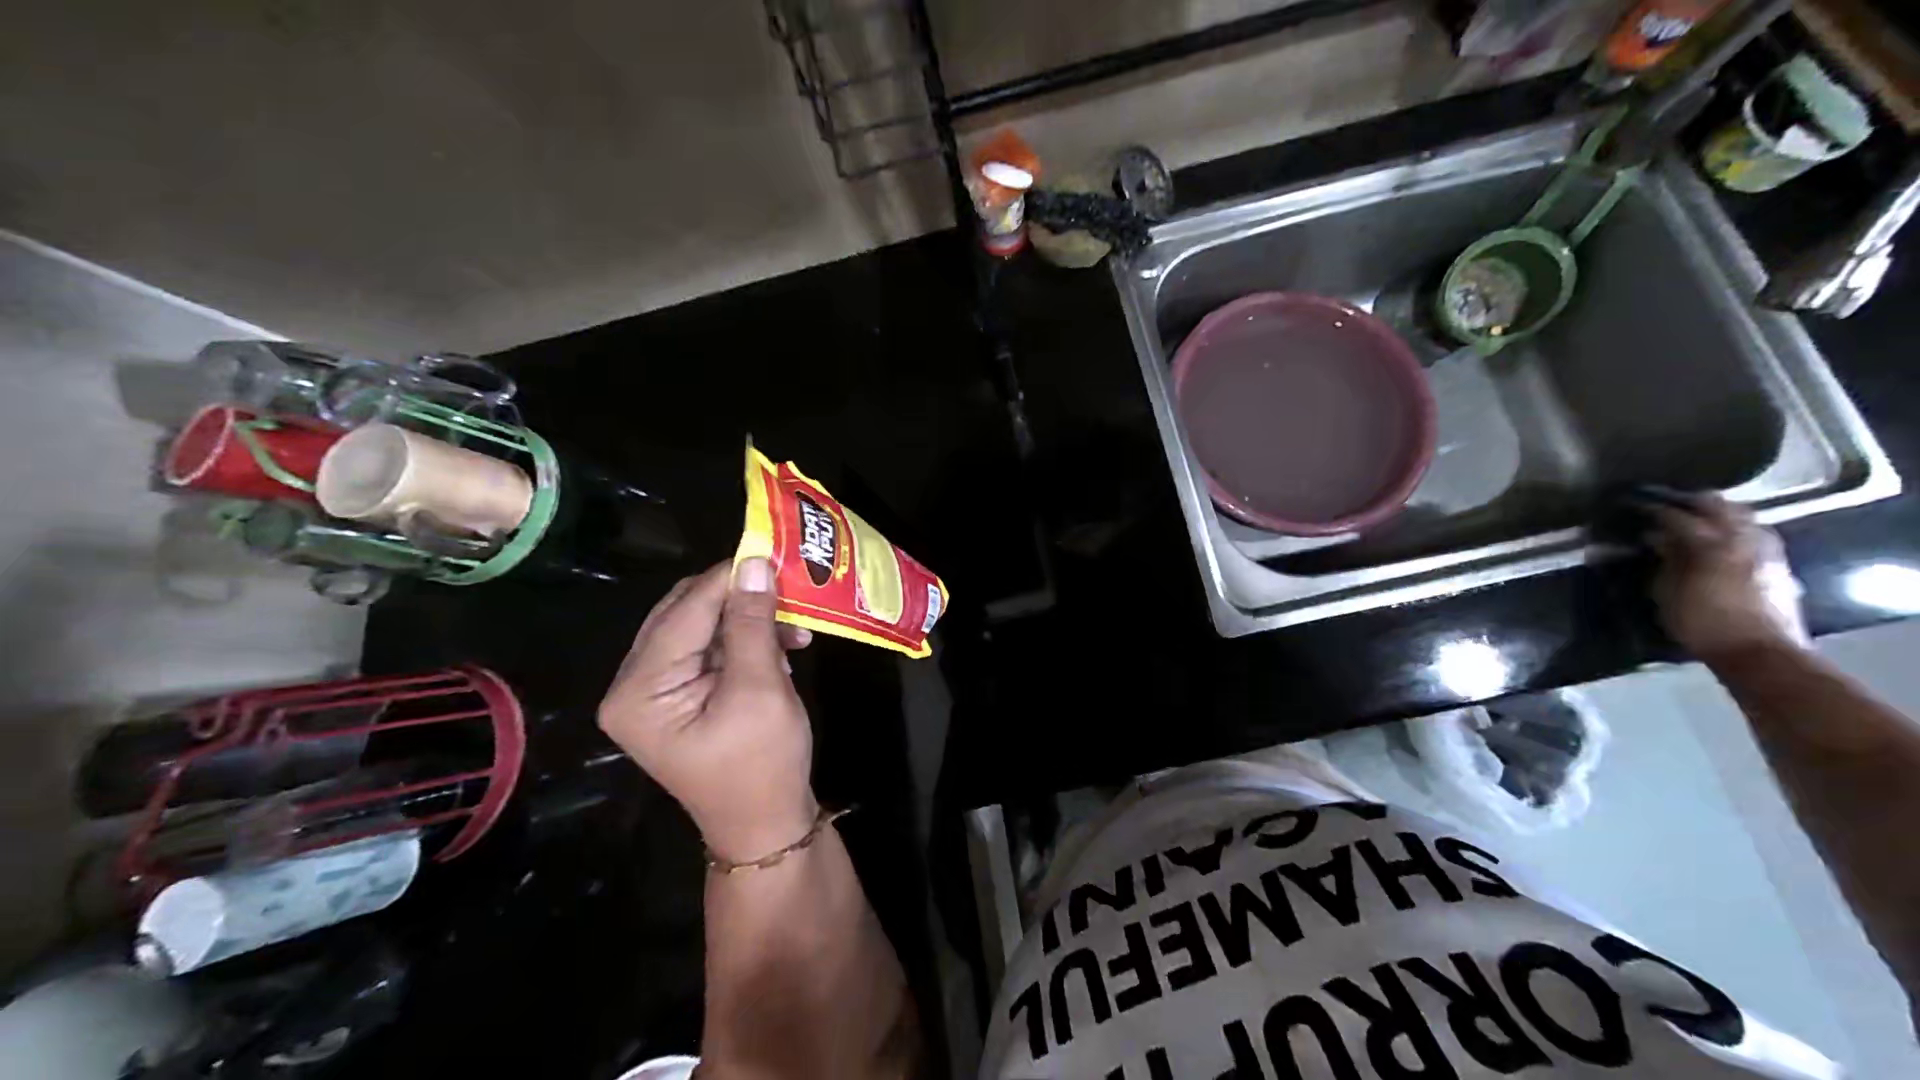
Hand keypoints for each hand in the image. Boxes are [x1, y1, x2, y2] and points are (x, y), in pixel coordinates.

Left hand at [598, 558, 817, 862]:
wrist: (766, 826)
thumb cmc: (762, 765)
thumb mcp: (762, 690)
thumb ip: (753, 623)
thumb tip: (754, 562)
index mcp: (639, 690)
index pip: (684, 612)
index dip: (728, 578)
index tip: (772, 550)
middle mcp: (633, 685)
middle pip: (685, 614)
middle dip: (738, 597)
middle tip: (787, 583)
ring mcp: (653, 691)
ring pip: (700, 627)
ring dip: (747, 620)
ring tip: (794, 627)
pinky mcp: (677, 695)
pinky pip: (709, 649)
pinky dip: (745, 641)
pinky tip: (780, 647)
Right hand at [1649, 493, 1809, 662]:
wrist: (1760, 651)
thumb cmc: (1702, 623)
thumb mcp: (1668, 593)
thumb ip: (1665, 560)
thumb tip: (1656, 538)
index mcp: (1711, 545)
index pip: (1678, 517)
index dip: (1655, 509)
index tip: (1635, 504)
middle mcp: (1743, 540)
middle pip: (1721, 506)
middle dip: (1693, 501)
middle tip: (1668, 502)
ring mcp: (1766, 551)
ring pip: (1745, 516)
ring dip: (1720, 512)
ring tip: (1697, 517)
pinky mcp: (1779, 564)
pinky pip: (1757, 533)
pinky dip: (1738, 528)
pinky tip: (1724, 537)